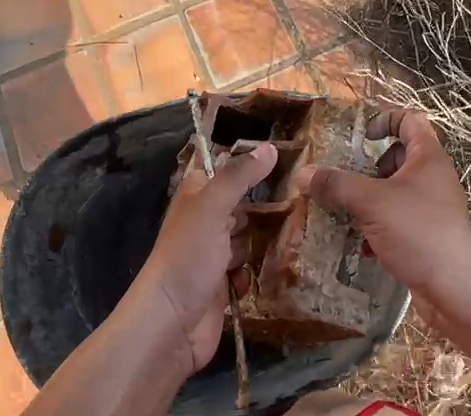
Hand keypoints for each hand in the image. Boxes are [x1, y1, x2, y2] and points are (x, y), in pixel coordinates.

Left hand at [119, 141, 276, 378]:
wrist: (172, 323)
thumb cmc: (188, 255)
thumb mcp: (213, 206)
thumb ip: (240, 176)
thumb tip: (270, 147)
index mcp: (196, 194)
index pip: (224, 168)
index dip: (247, 162)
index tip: (281, 155)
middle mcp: (205, 220)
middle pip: (241, 203)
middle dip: (263, 206)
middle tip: (298, 200)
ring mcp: (213, 253)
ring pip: (247, 237)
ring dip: (260, 242)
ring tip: (288, 238)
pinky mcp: (223, 284)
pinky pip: (247, 269)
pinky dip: (252, 273)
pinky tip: (261, 271)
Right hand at [297, 109, 470, 297]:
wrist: (456, 289)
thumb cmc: (418, 230)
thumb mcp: (371, 202)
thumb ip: (336, 184)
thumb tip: (303, 174)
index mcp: (427, 157)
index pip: (408, 120)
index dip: (383, 120)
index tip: (361, 138)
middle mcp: (433, 177)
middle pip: (398, 156)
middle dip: (369, 167)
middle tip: (347, 178)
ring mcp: (433, 207)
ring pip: (395, 191)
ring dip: (369, 199)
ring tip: (347, 212)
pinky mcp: (428, 235)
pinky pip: (398, 220)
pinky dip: (379, 227)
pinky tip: (362, 245)